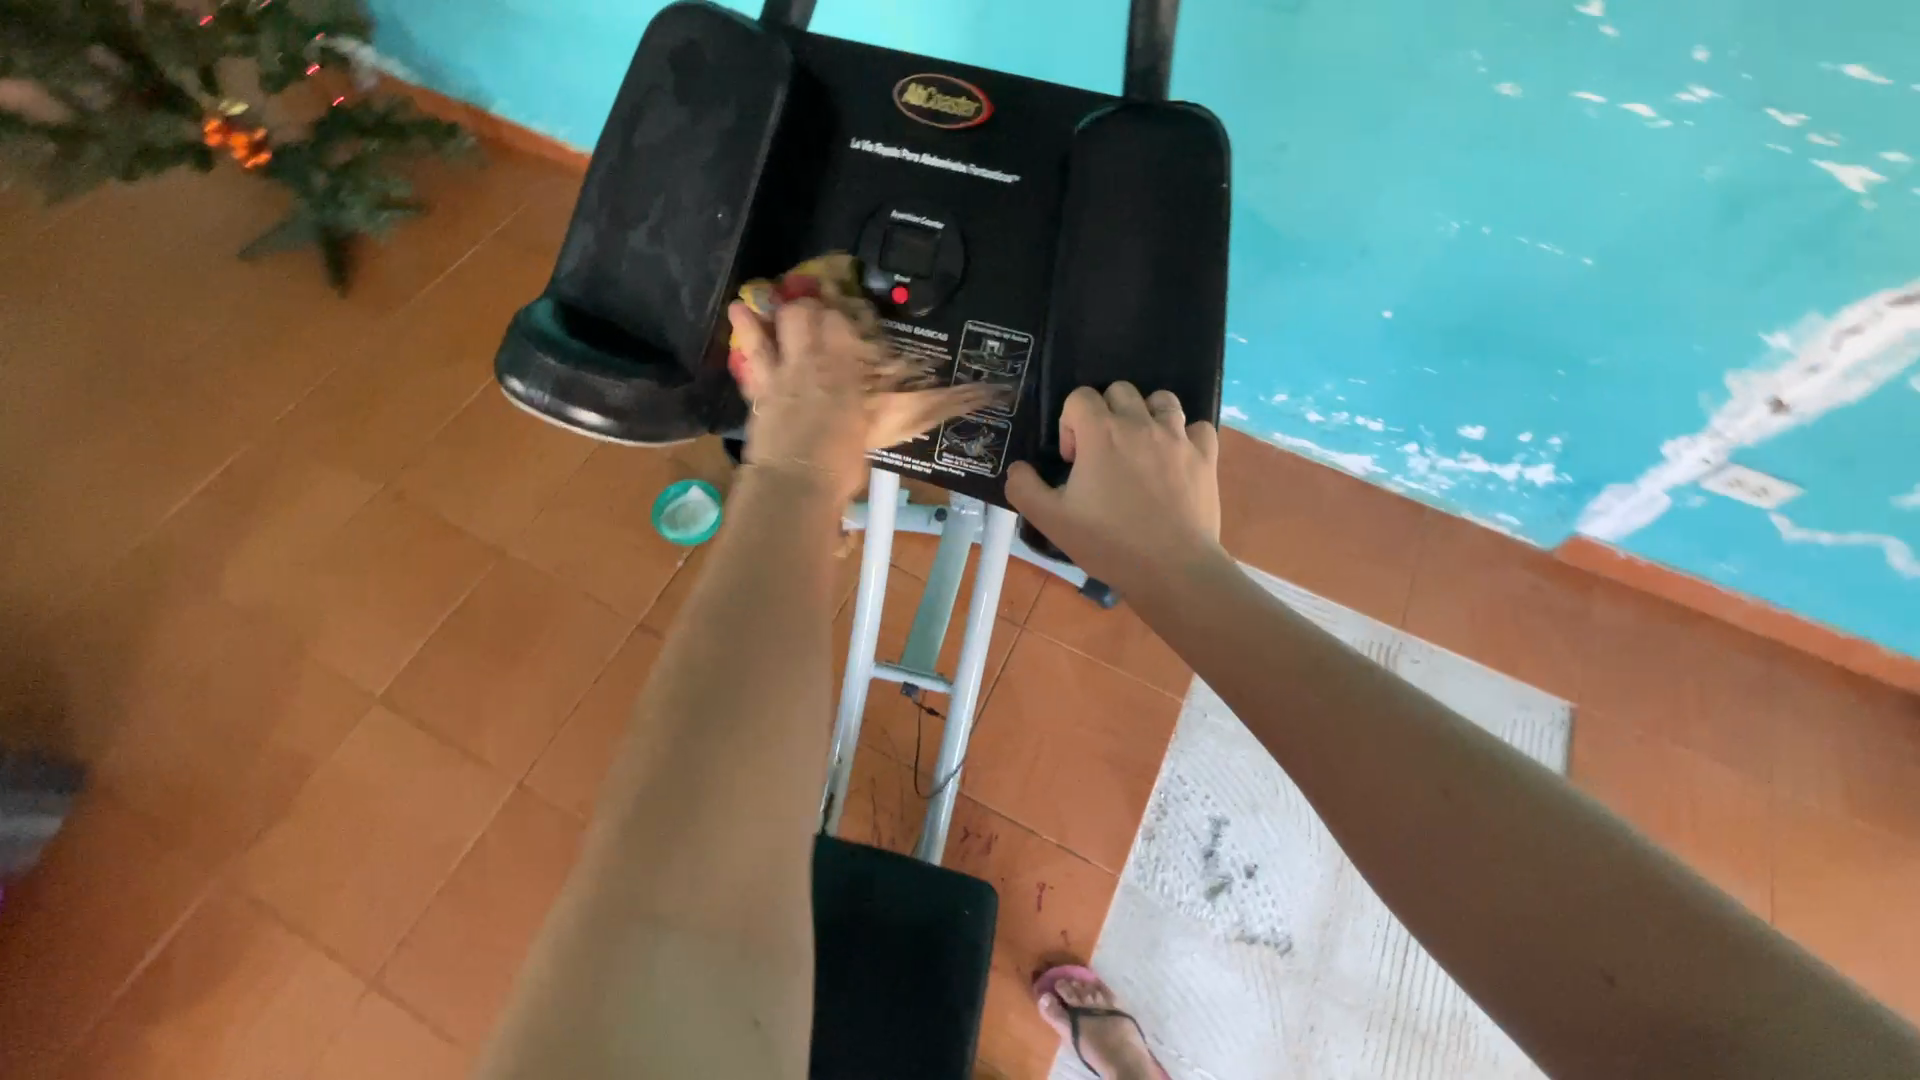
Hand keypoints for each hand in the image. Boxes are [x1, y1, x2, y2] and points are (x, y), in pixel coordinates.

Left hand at [727, 298, 870, 499]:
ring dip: (771, 312)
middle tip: (810, 311)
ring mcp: (781, 373)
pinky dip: (745, 331)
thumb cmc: (839, 467)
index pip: (840, 325)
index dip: (837, 316)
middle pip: (804, 316)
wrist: (796, 483)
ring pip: (775, 328)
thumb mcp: (863, 434)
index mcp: (845, 373)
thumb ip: (859, 411)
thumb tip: (859, 406)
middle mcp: (812, 363)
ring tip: (765, 297)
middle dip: (806, 307)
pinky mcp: (758, 389)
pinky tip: (738, 313)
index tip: (840, 320)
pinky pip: (751, 354)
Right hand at [1005, 383, 1222, 589]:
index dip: (1070, 424)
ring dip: (1146, 415)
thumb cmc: (1108, 542)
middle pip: (1120, 391)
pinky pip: (1199, 427)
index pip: (1080, 397)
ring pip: (1162, 400)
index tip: (1073, 461)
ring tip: (1140, 448)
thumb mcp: (1051, 520)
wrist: (1171, 568)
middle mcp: (1141, 424)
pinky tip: (1176, 459)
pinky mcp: (1205, 457)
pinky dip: (1186, 437)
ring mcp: (1178, 438)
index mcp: (1101, 433)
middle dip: (1106, 414)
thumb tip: (1017, 468)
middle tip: (1103, 454)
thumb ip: (1024, 488)